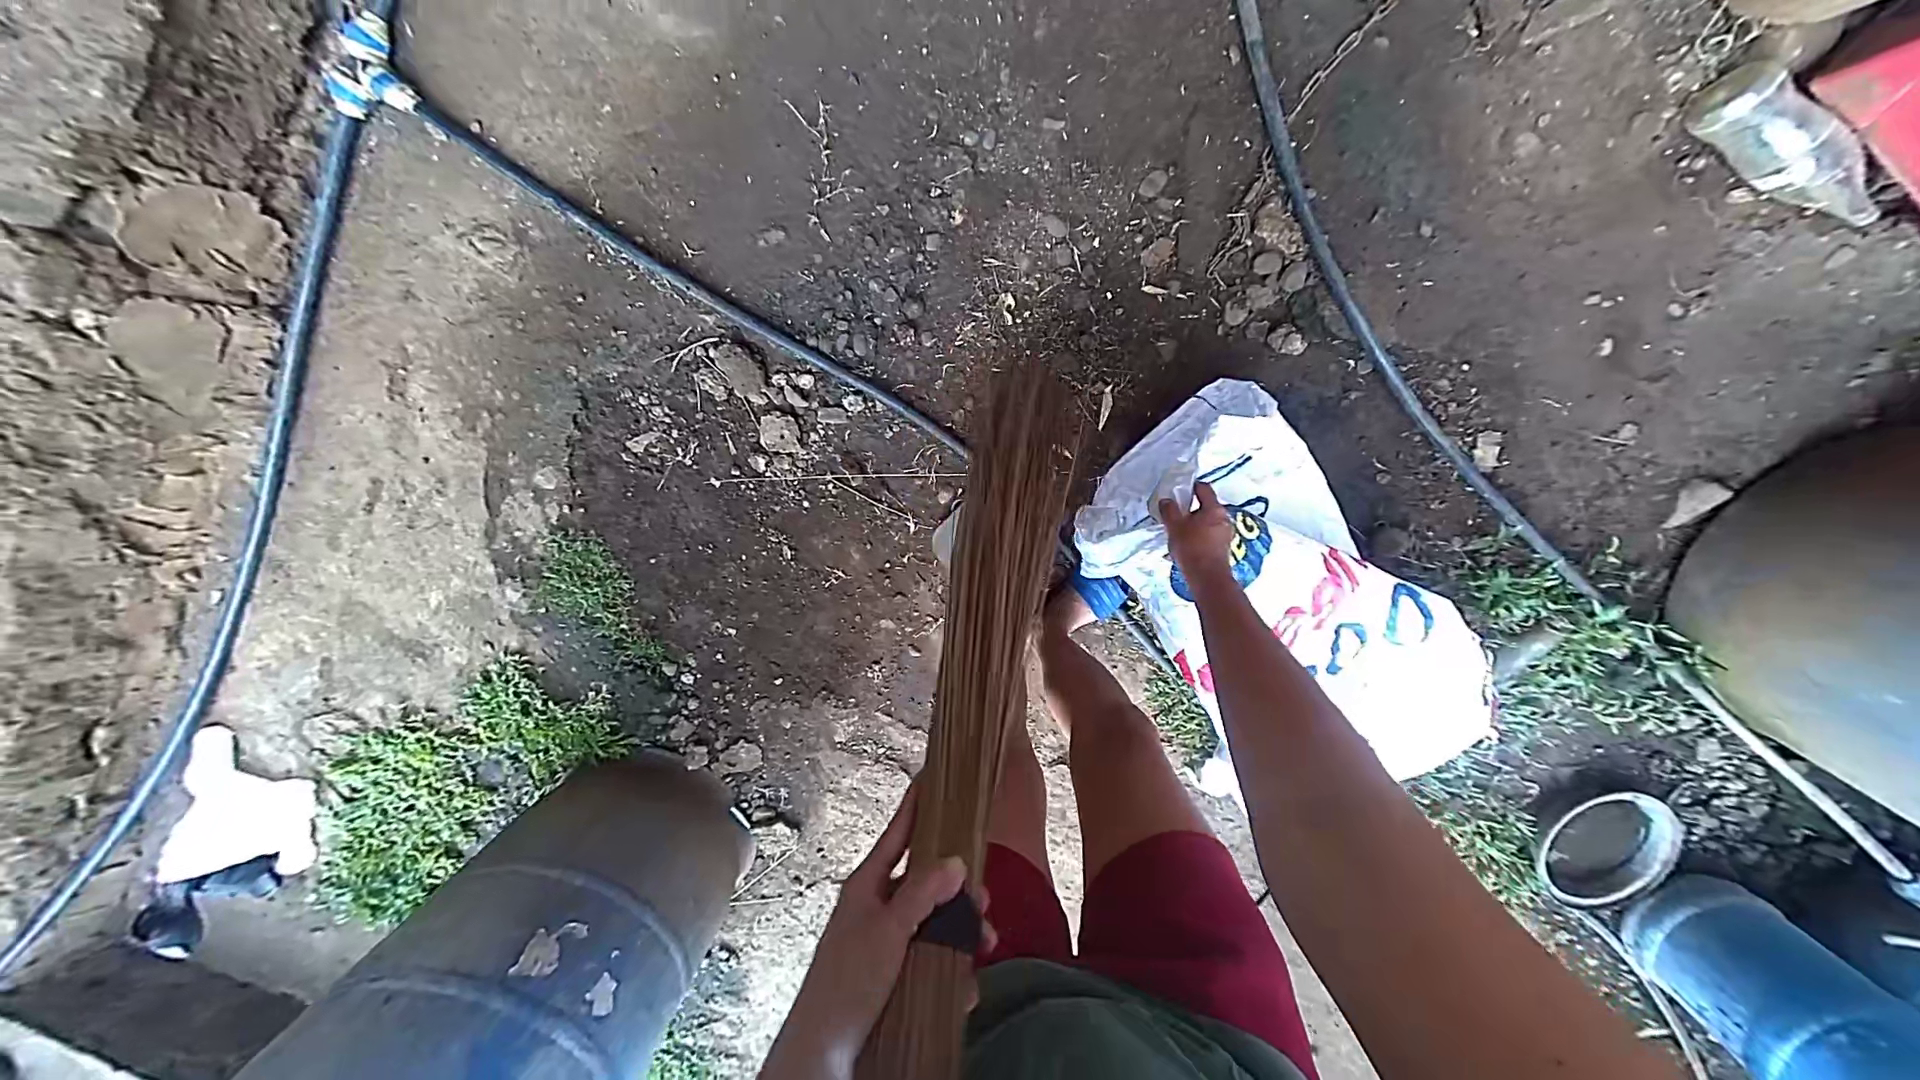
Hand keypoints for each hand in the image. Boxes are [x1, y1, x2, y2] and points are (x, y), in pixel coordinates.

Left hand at [758, 787, 973, 1079]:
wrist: (824, 1055)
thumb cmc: (847, 982)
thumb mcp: (887, 931)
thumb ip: (921, 894)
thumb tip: (956, 861)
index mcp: (869, 885)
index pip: (898, 834)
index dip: (916, 806)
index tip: (932, 777)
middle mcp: (880, 906)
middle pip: (928, 881)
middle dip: (959, 891)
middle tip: (984, 899)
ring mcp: (890, 941)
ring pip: (937, 921)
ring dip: (963, 932)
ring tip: (984, 945)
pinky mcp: (898, 974)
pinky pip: (934, 959)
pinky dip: (953, 969)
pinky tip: (964, 987)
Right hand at [1160, 481, 1235, 585]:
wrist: (1207, 577)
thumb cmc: (1191, 547)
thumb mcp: (1174, 526)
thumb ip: (1169, 510)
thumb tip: (1166, 500)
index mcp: (1214, 508)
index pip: (1203, 488)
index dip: (1190, 486)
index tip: (1178, 491)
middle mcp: (1224, 517)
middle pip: (1205, 506)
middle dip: (1190, 509)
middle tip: (1175, 515)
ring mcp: (1226, 533)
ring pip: (1207, 521)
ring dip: (1194, 524)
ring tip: (1178, 532)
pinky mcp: (1224, 546)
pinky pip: (1209, 534)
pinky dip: (1198, 535)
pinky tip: (1186, 545)